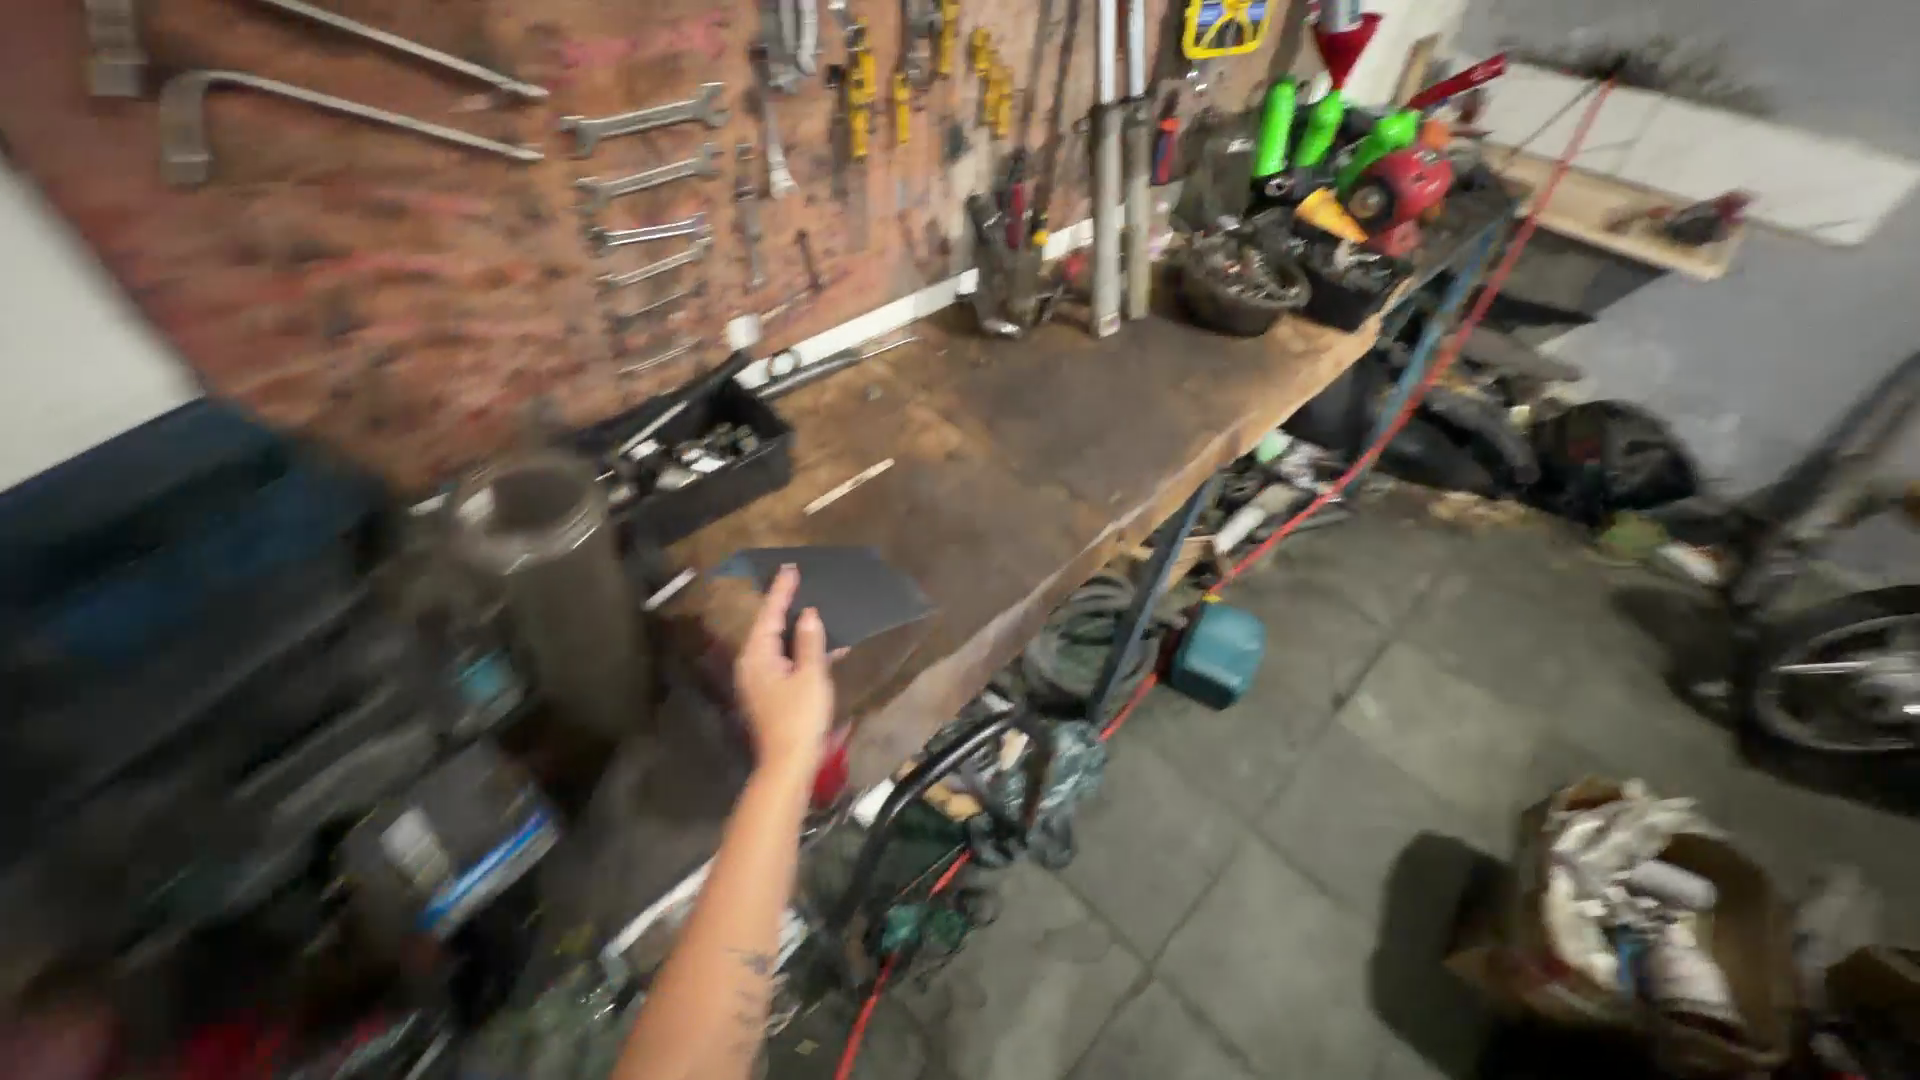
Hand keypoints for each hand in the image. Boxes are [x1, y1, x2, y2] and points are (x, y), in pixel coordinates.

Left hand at [733, 565, 834, 775]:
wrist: (788, 763)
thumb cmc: (800, 716)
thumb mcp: (811, 675)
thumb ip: (809, 642)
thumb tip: (808, 615)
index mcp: (757, 656)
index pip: (769, 615)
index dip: (781, 592)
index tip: (789, 568)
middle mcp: (752, 665)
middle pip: (769, 628)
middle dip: (785, 607)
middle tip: (798, 583)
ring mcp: (759, 681)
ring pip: (778, 646)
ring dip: (798, 632)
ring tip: (817, 613)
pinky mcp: (770, 694)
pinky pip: (785, 662)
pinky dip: (802, 653)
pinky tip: (826, 650)